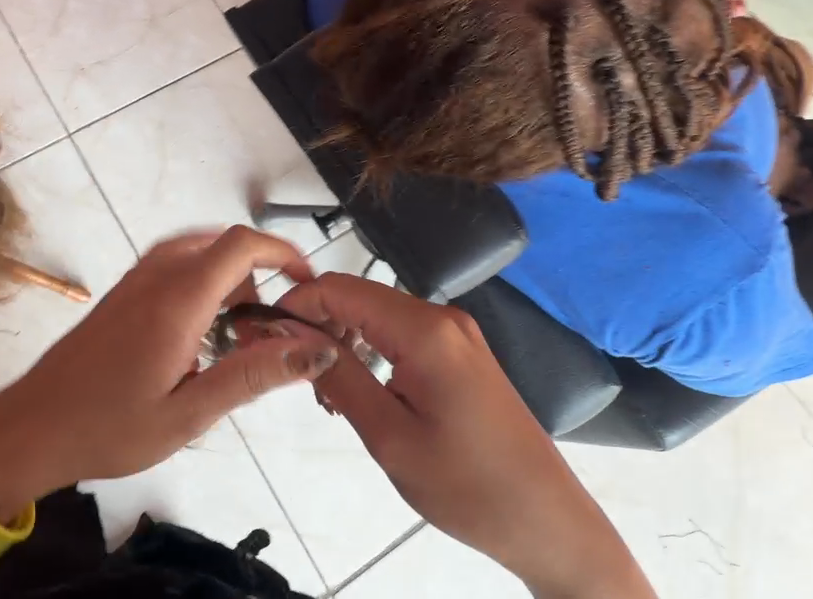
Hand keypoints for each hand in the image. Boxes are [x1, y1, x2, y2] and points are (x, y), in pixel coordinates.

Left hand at [0, 226, 339, 516]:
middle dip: (259, 273)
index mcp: (177, 298)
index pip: (241, 245)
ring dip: (229, 279)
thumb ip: (252, 376)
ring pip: (198, 251)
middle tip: (270, 330)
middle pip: (222, 244)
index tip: (308, 285)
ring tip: (238, 335)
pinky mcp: (123, 291)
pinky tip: (201, 332)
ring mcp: (135, 278)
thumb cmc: (110, 427)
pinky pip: (175, 264)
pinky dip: (202, 281)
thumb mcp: (189, 413)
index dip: (283, 253)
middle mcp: (156, 274)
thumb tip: (313, 349)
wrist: (35, 425)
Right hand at [276, 275, 654, 598]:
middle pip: (356, 297)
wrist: (550, 524)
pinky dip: (371, 351)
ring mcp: (455, 333)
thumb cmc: (468, 487)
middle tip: (291, 375)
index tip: (261, 337)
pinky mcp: (462, 353)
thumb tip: (288, 331)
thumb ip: (336, 373)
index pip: (337, 288)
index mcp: (423, 330)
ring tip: (329, 395)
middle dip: (315, 325)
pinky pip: (401, 334)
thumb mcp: (388, 435)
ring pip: (376, 314)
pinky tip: (362, 392)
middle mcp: (440, 317)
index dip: (293, 304)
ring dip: (342, 341)